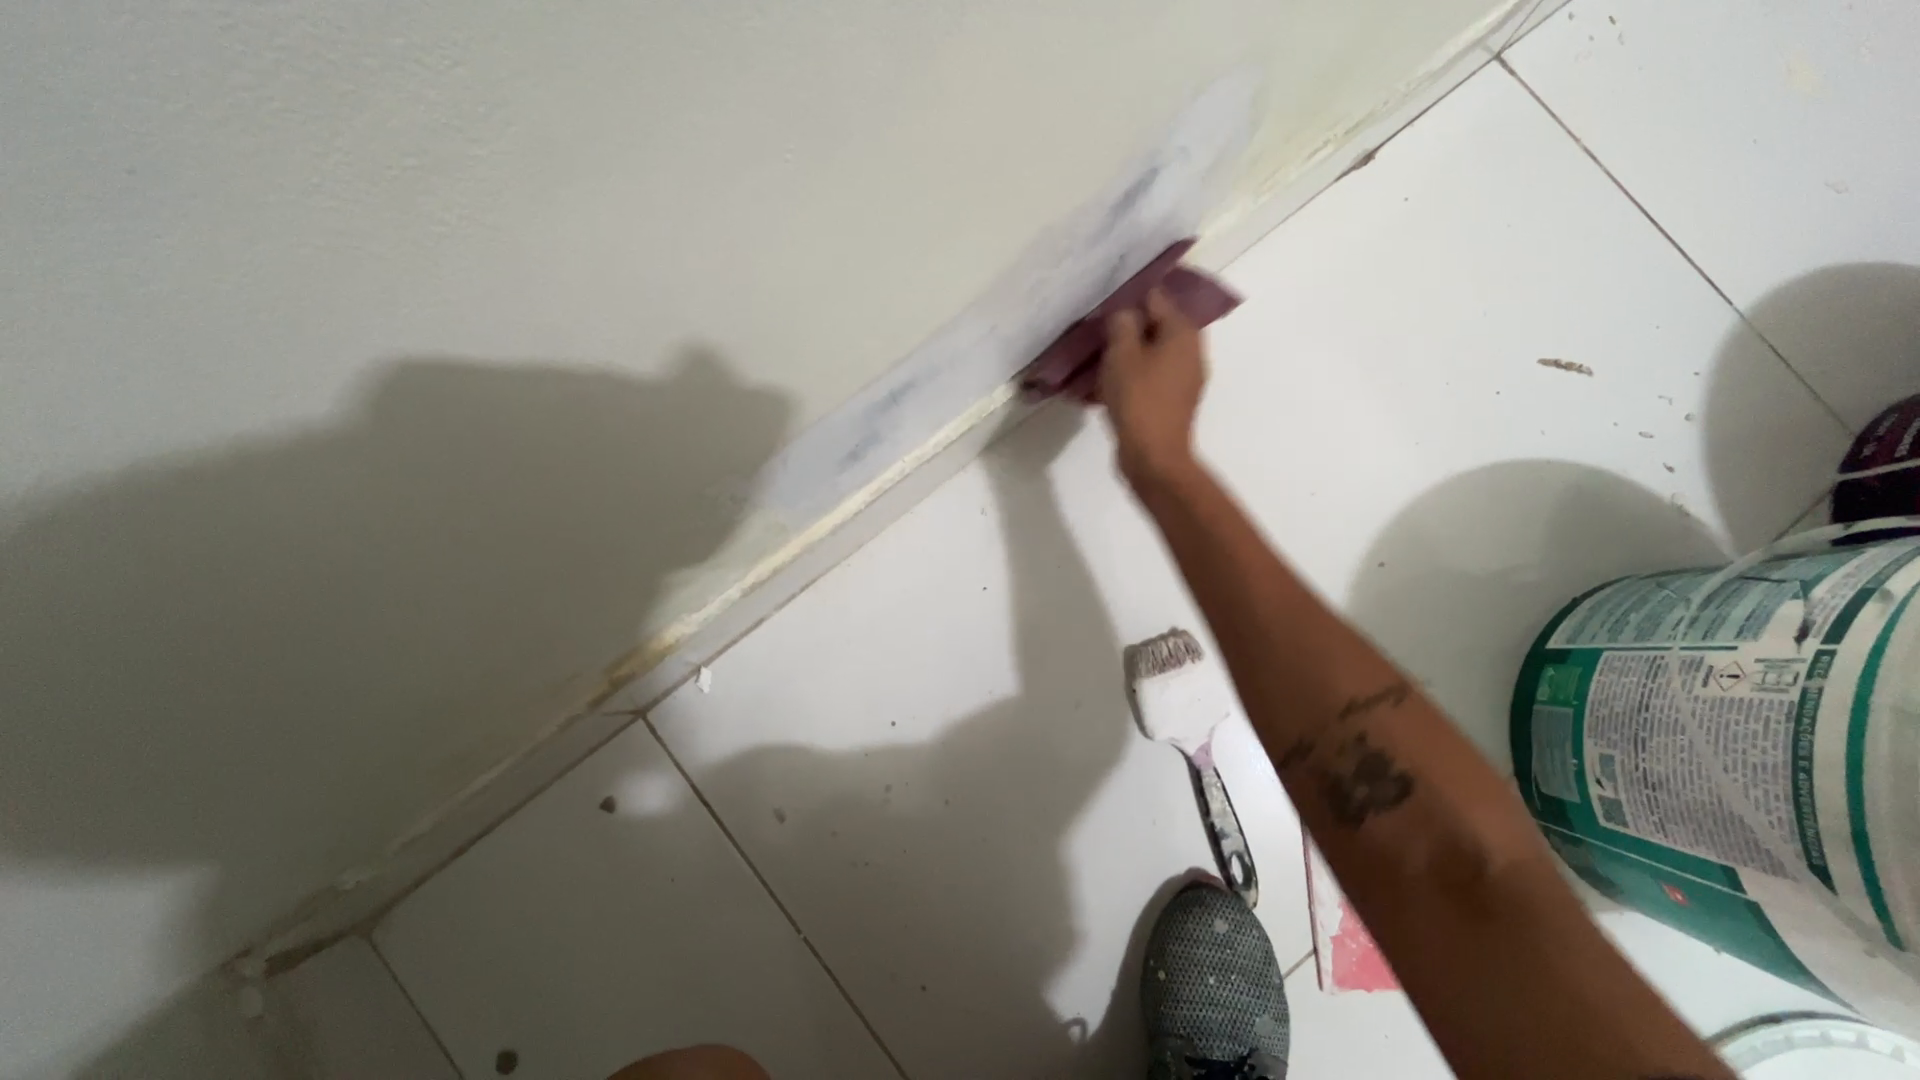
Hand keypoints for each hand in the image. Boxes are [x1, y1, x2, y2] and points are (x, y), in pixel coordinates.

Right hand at [1099, 289, 1206, 488]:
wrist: (1154, 457)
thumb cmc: (1138, 398)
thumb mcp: (1122, 353)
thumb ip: (1122, 323)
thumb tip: (1125, 312)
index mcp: (1183, 332)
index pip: (1156, 297)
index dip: (1128, 298)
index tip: (1103, 307)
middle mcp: (1192, 351)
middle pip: (1155, 328)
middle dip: (1126, 330)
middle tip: (1096, 335)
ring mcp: (1185, 380)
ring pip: (1151, 355)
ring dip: (1126, 356)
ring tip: (1096, 362)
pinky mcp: (1173, 403)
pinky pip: (1150, 380)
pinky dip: (1130, 379)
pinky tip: (1105, 388)